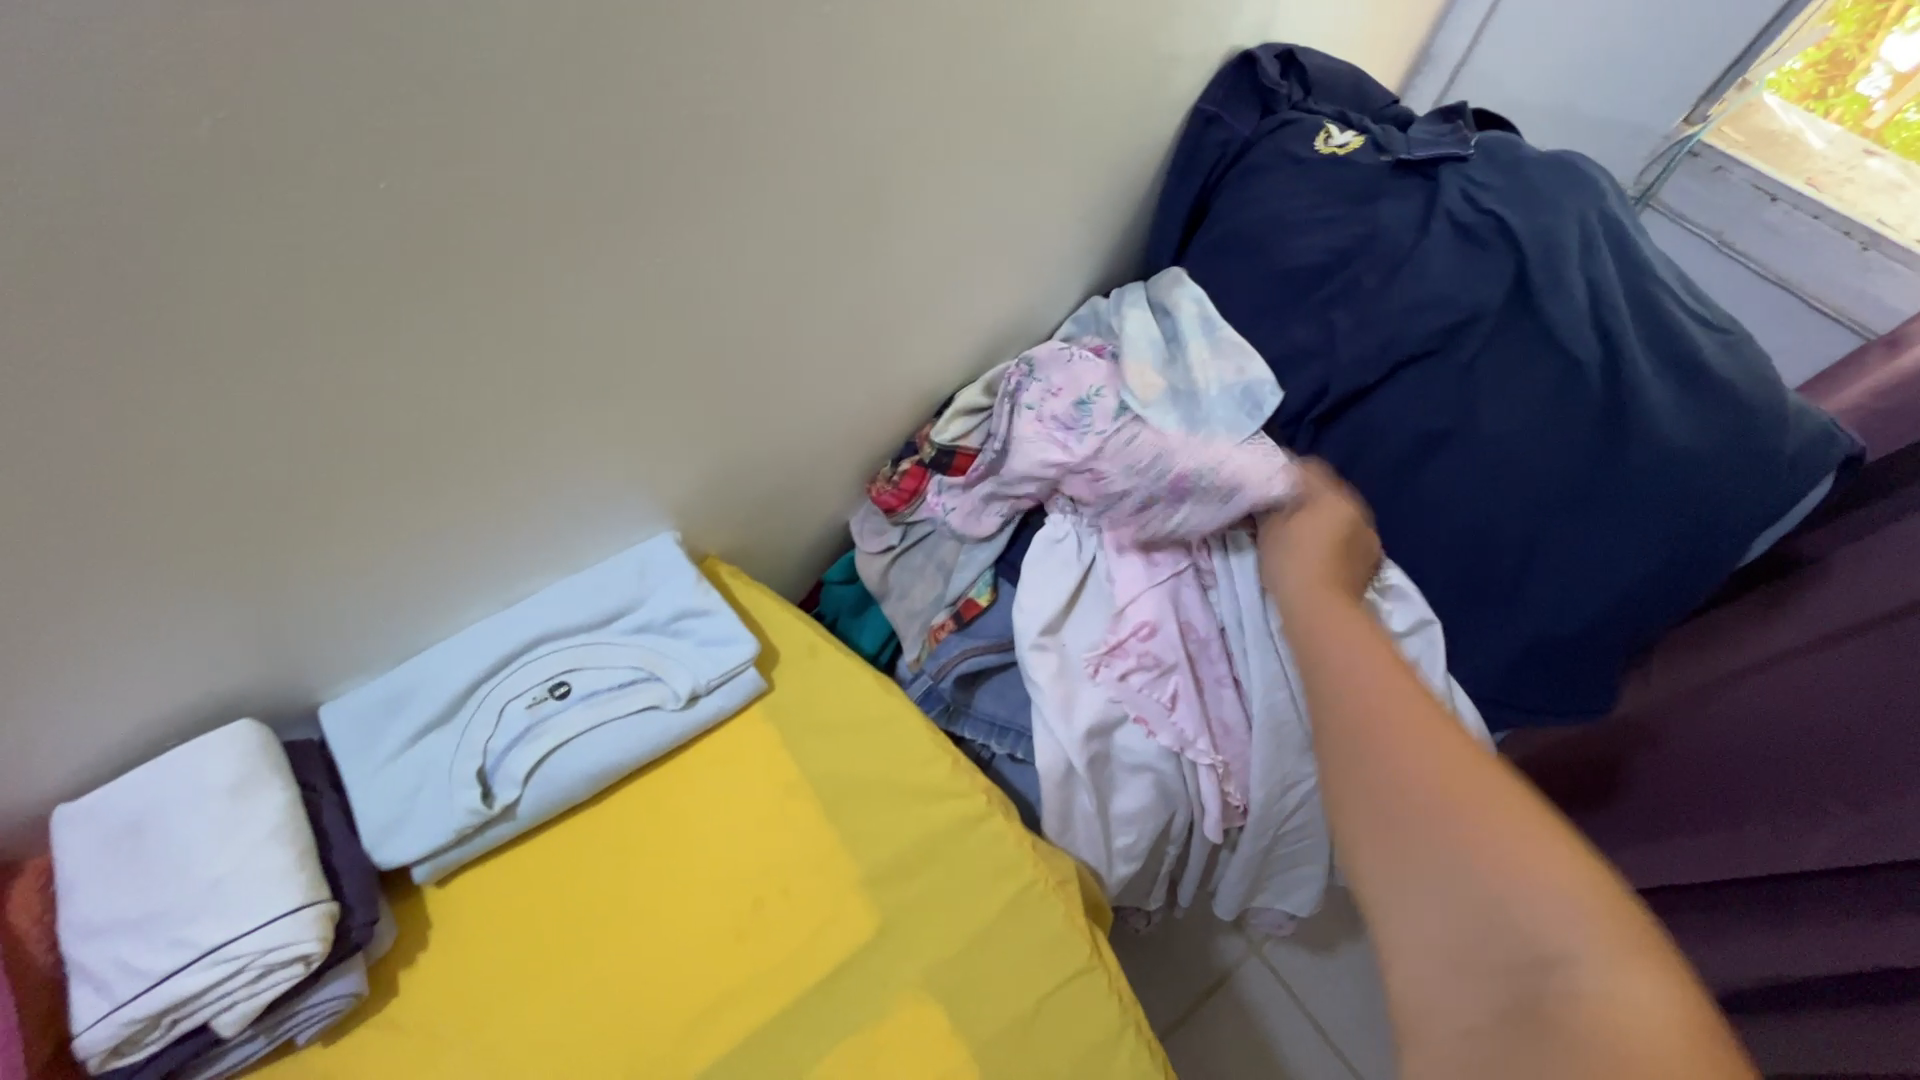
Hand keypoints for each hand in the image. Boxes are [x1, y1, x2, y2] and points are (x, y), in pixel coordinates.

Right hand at [1256, 459, 1381, 610]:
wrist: (1321, 610)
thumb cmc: (1291, 563)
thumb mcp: (1268, 530)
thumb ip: (1270, 506)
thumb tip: (1269, 498)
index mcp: (1332, 494)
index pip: (1308, 468)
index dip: (1286, 473)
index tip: (1268, 485)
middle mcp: (1357, 508)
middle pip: (1328, 493)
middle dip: (1307, 499)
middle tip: (1282, 512)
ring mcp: (1369, 535)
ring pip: (1341, 516)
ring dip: (1324, 521)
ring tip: (1301, 537)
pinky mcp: (1372, 560)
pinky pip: (1350, 539)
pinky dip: (1335, 541)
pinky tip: (1319, 556)